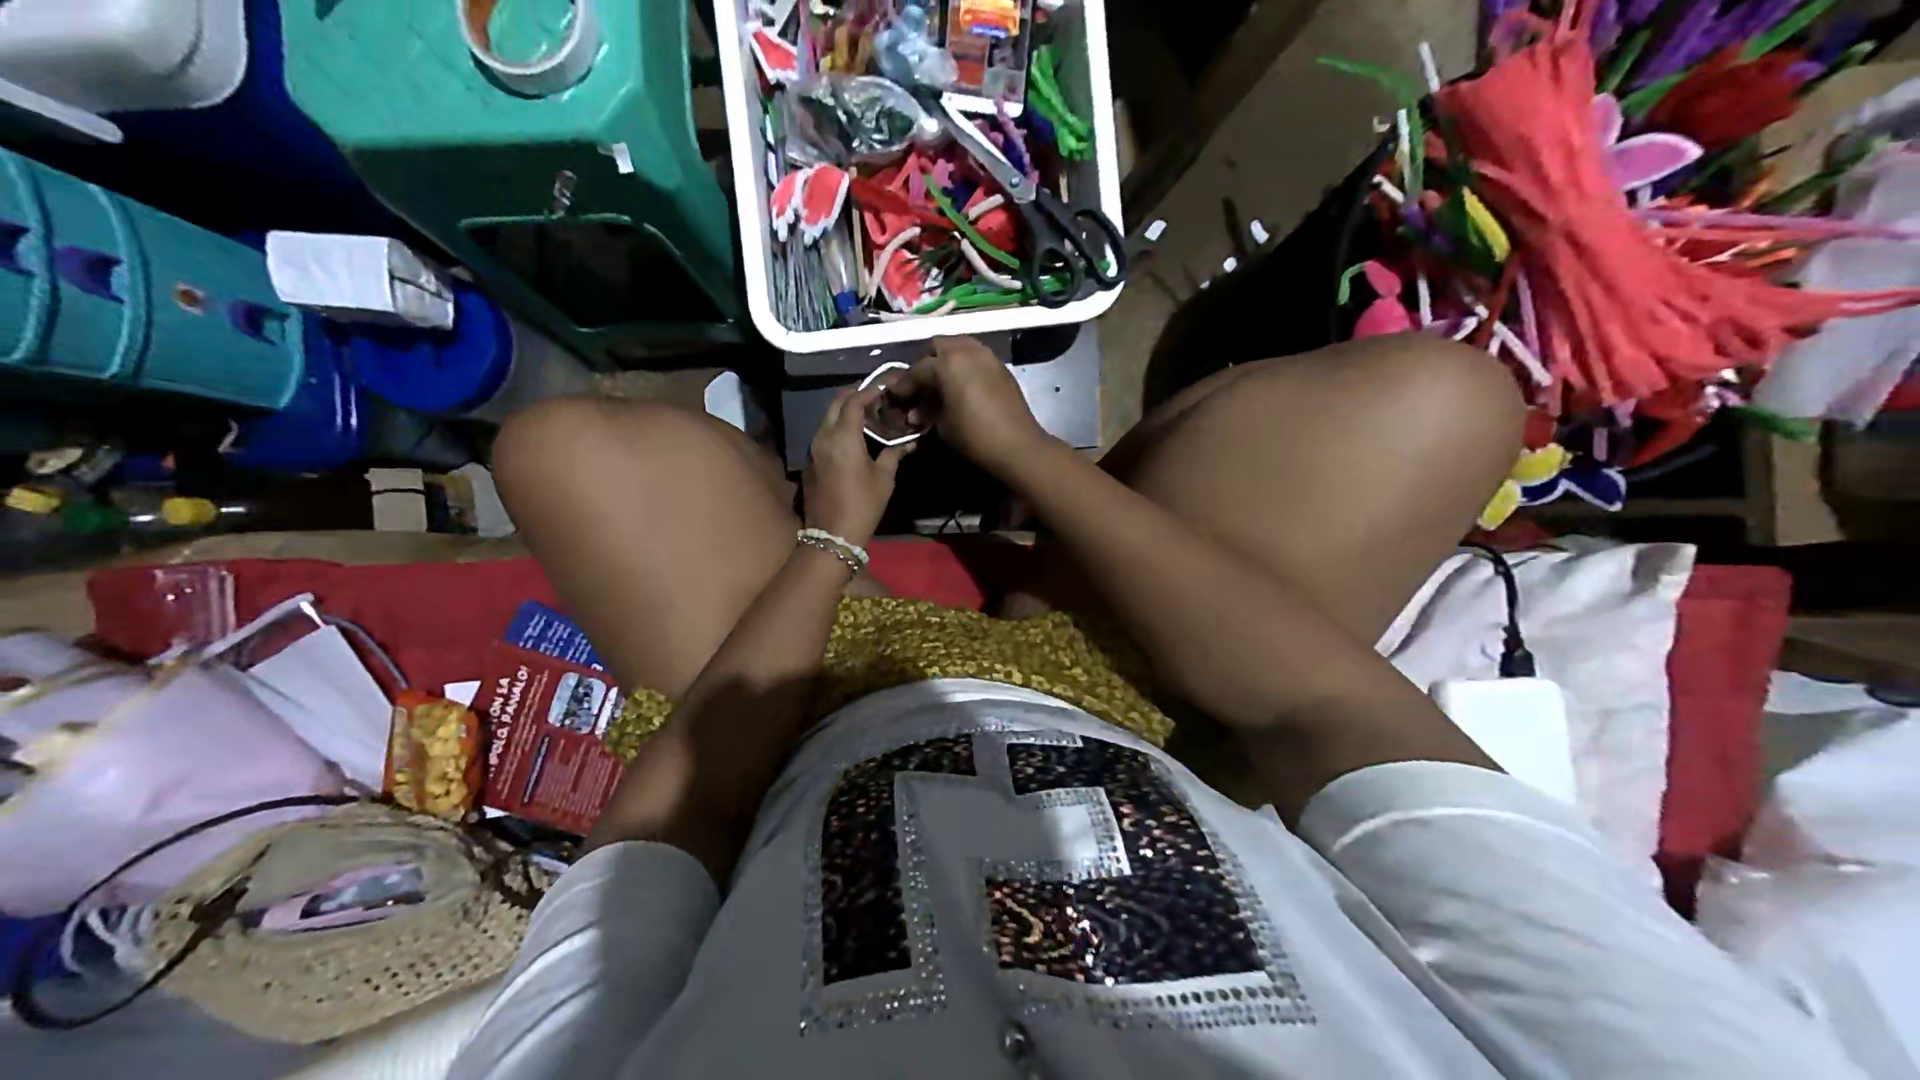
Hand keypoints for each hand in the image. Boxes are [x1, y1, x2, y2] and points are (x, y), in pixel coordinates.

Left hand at [802, 382, 912, 547]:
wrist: (832, 535)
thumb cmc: (863, 504)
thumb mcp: (884, 478)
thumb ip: (894, 454)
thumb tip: (909, 441)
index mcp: (843, 437)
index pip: (854, 402)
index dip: (869, 392)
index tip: (883, 388)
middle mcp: (823, 437)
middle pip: (836, 405)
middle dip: (853, 396)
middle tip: (873, 396)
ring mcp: (813, 449)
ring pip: (827, 419)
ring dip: (844, 412)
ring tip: (865, 415)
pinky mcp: (810, 462)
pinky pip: (823, 435)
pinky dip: (837, 428)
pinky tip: (853, 437)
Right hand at [900, 337, 1052, 472]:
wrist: (1018, 446)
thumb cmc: (974, 436)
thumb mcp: (942, 426)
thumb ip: (926, 413)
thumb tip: (916, 412)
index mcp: (947, 362)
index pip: (917, 369)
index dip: (904, 385)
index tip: (895, 396)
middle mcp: (967, 350)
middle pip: (938, 347)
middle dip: (926, 364)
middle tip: (920, 386)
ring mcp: (987, 356)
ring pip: (959, 347)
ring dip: (946, 361)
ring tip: (940, 384)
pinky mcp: (1001, 367)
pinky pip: (976, 357)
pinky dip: (964, 366)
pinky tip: (961, 387)